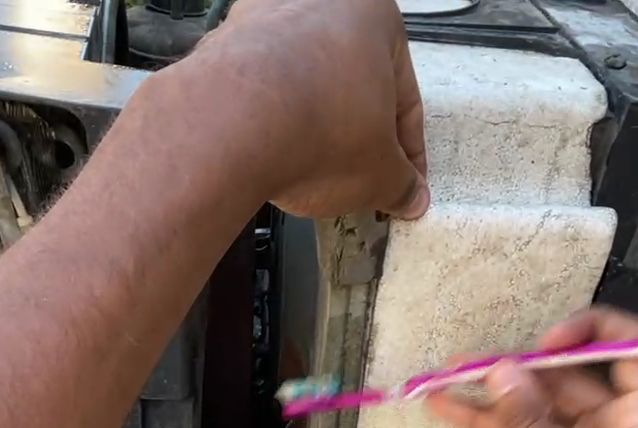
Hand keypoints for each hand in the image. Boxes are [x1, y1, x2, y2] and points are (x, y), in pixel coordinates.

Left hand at [166, 0, 428, 219]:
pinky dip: (274, 123)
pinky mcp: (225, 44)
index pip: (404, 97)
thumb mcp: (379, 174)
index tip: (405, 186)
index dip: (408, 153)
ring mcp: (265, 16)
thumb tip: (413, 198)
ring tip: (315, 173)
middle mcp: (320, 0)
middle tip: (362, 182)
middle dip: (359, 135)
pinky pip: (263, 92)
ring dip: (316, 127)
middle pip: (353, 84)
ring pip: (306, 85)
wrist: (234, 122)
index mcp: (374, 12)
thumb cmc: (326, 134)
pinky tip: (276, 157)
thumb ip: (401, 185)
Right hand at [425, 307, 637, 427]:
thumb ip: (526, 425)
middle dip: (511, 379)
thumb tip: (503, 368)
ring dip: (492, 419)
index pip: (633, 347)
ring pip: (542, 424)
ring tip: (436, 402)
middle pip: (568, 385)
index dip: (588, 332)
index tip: (539, 343)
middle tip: (455, 369)